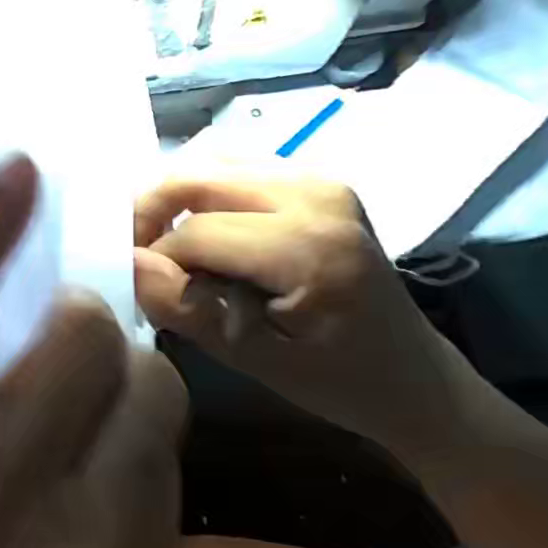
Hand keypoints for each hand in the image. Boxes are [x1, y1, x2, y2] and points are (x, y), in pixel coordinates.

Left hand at [0, 155, 187, 547]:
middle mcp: (77, 515)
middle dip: (118, 382)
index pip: (164, 461)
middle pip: (140, 388)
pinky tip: (20, 175)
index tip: (109, 445)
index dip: (135, 442)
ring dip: (76, 328)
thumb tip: (142, 506)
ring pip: (80, 335)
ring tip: (53, 331)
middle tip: (79, 398)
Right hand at [132, 174, 476, 455]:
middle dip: (154, 210)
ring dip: (178, 200)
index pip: (199, 231)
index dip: (157, 257)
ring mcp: (319, 179)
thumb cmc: (342, 382)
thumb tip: (132, 264)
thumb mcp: (259, 362)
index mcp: (310, 246)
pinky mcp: (317, 179)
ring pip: (213, 165)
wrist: (416, 376)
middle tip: (136, 252)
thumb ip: (191, 311)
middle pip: (201, 177)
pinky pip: (237, 169)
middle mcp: (315, 193)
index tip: (139, 287)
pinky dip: (206, 195)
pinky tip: (204, 232)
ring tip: (166, 245)